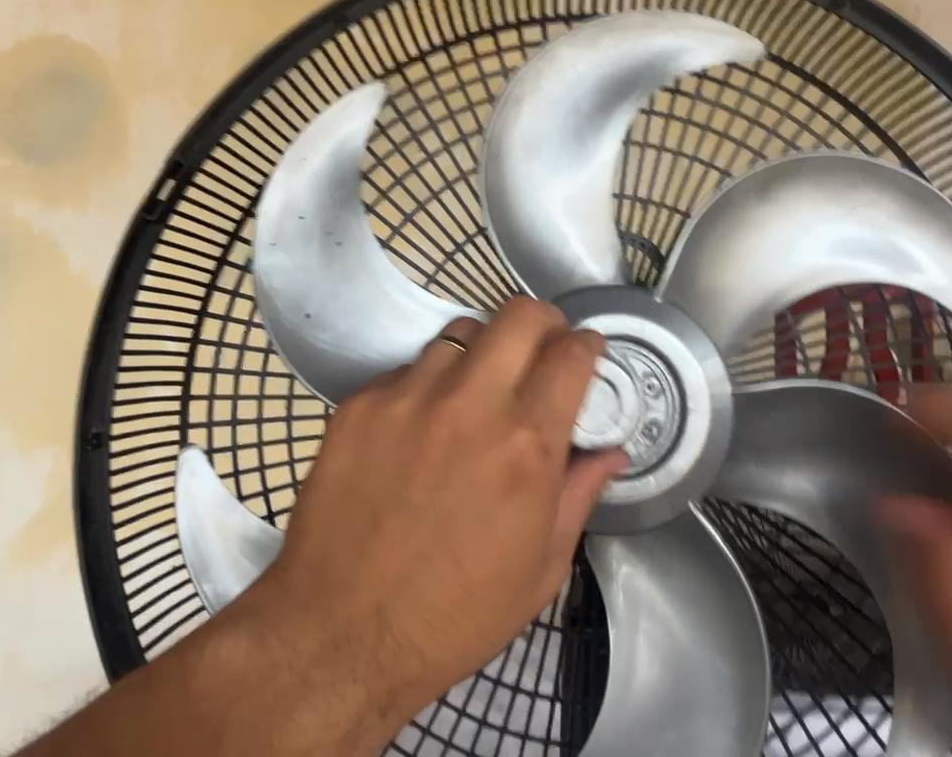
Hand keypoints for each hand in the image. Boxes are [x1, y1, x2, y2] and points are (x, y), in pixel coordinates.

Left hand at [228, 297, 626, 746]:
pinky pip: (408, 369)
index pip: (571, 355)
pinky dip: (428, 385)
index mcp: (527, 445)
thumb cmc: (455, 614)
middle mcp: (470, 404)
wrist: (341, 634)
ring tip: (476, 393)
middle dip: (543, 324)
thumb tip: (610, 452)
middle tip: (542, 352)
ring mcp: (408, 398)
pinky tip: (421, 428)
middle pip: (520, 315)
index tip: (587, 352)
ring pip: (461, 334)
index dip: (588, 345)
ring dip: (482, 353)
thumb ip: (580, 494)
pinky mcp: (360, 405)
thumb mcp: (542, 568)